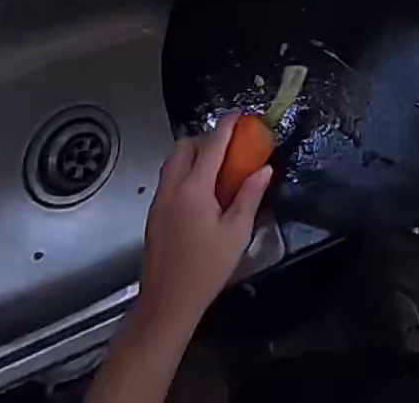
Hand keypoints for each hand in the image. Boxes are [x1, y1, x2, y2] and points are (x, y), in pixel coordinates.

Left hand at [136, 121, 271, 331]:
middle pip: (184, 147)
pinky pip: (169, 178)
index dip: (226, 126)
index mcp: (194, 188)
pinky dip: (184, 172)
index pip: (211, 145)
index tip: (239, 114)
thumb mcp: (236, 233)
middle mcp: (172, 187)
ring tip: (216, 169)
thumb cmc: (206, 268)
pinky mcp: (154, 214)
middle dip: (205, 139)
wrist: (167, 304)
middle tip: (228, 148)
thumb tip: (264, 169)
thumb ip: (250, 196)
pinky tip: (201, 193)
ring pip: (173, 161)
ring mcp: (159, 200)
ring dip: (193, 155)